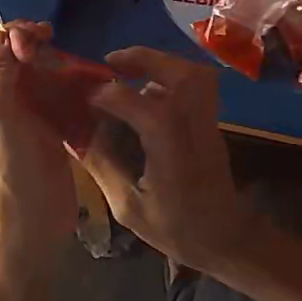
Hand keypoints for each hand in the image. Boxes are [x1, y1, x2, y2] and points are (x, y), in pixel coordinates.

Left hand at [0, 24, 76, 270]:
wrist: (28, 230)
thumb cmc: (7, 171)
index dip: (9, 35)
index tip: (38, 34)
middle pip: (11, 62)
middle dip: (32, 46)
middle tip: (56, 42)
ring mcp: (21, 121)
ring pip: (34, 79)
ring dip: (50, 65)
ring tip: (71, 61)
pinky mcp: (46, 135)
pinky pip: (52, 101)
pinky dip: (64, 88)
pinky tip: (81, 83)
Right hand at [78, 47, 264, 275]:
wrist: (229, 241)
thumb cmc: (178, 230)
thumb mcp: (129, 208)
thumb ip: (102, 167)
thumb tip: (72, 137)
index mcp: (174, 155)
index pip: (146, 108)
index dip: (111, 95)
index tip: (85, 98)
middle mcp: (196, 131)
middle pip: (183, 76)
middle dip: (145, 59)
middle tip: (111, 62)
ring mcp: (208, 124)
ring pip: (195, 74)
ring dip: (159, 63)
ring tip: (126, 70)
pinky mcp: (210, 124)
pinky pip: (195, 86)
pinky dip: (168, 76)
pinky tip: (144, 91)